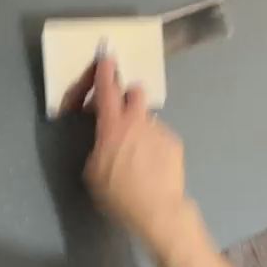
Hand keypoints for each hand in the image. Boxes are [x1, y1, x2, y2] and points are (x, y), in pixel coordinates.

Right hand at [78, 58, 201, 253]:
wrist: (157, 210)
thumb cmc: (118, 194)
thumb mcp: (93, 172)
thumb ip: (98, 148)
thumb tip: (105, 142)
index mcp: (112, 127)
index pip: (107, 91)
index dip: (104, 72)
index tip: (106, 57)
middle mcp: (137, 122)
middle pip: (135, 92)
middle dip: (127, 95)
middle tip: (121, 112)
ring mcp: (159, 131)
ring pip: (147, 118)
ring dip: (140, 126)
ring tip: (138, 152)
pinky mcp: (174, 143)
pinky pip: (160, 135)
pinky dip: (154, 144)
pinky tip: (152, 165)